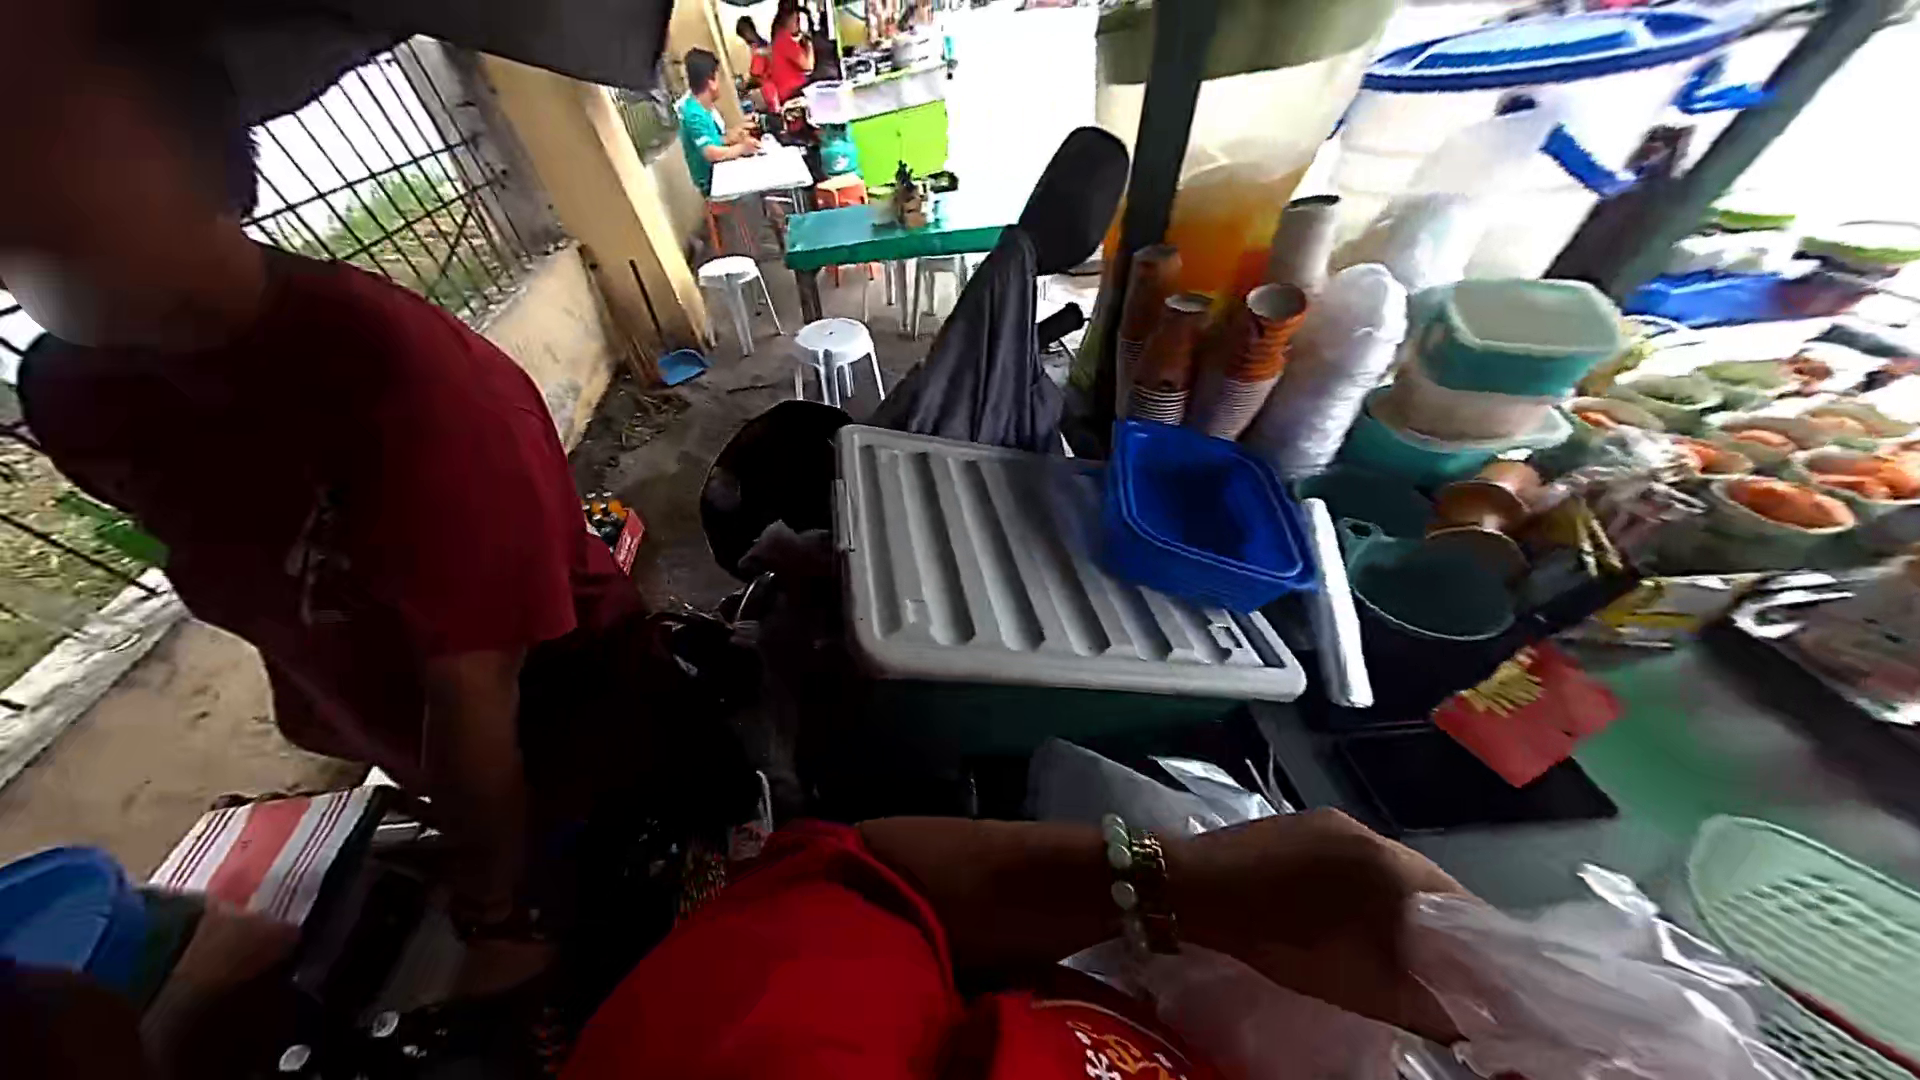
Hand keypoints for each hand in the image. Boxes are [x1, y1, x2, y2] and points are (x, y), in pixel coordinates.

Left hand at [1165, 810, 1465, 1041]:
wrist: (1198, 887)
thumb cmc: (1276, 937)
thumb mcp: (1361, 988)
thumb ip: (1431, 1009)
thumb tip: (1478, 1030)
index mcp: (1388, 864)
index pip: (1465, 906)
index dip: (1482, 948)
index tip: (1490, 982)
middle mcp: (1366, 830)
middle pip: (1429, 882)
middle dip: (1443, 927)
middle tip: (1449, 969)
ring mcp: (1330, 820)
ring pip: (1390, 865)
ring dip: (1403, 903)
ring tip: (1404, 944)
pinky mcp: (1302, 821)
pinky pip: (1355, 853)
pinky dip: (1368, 883)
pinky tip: (1357, 910)